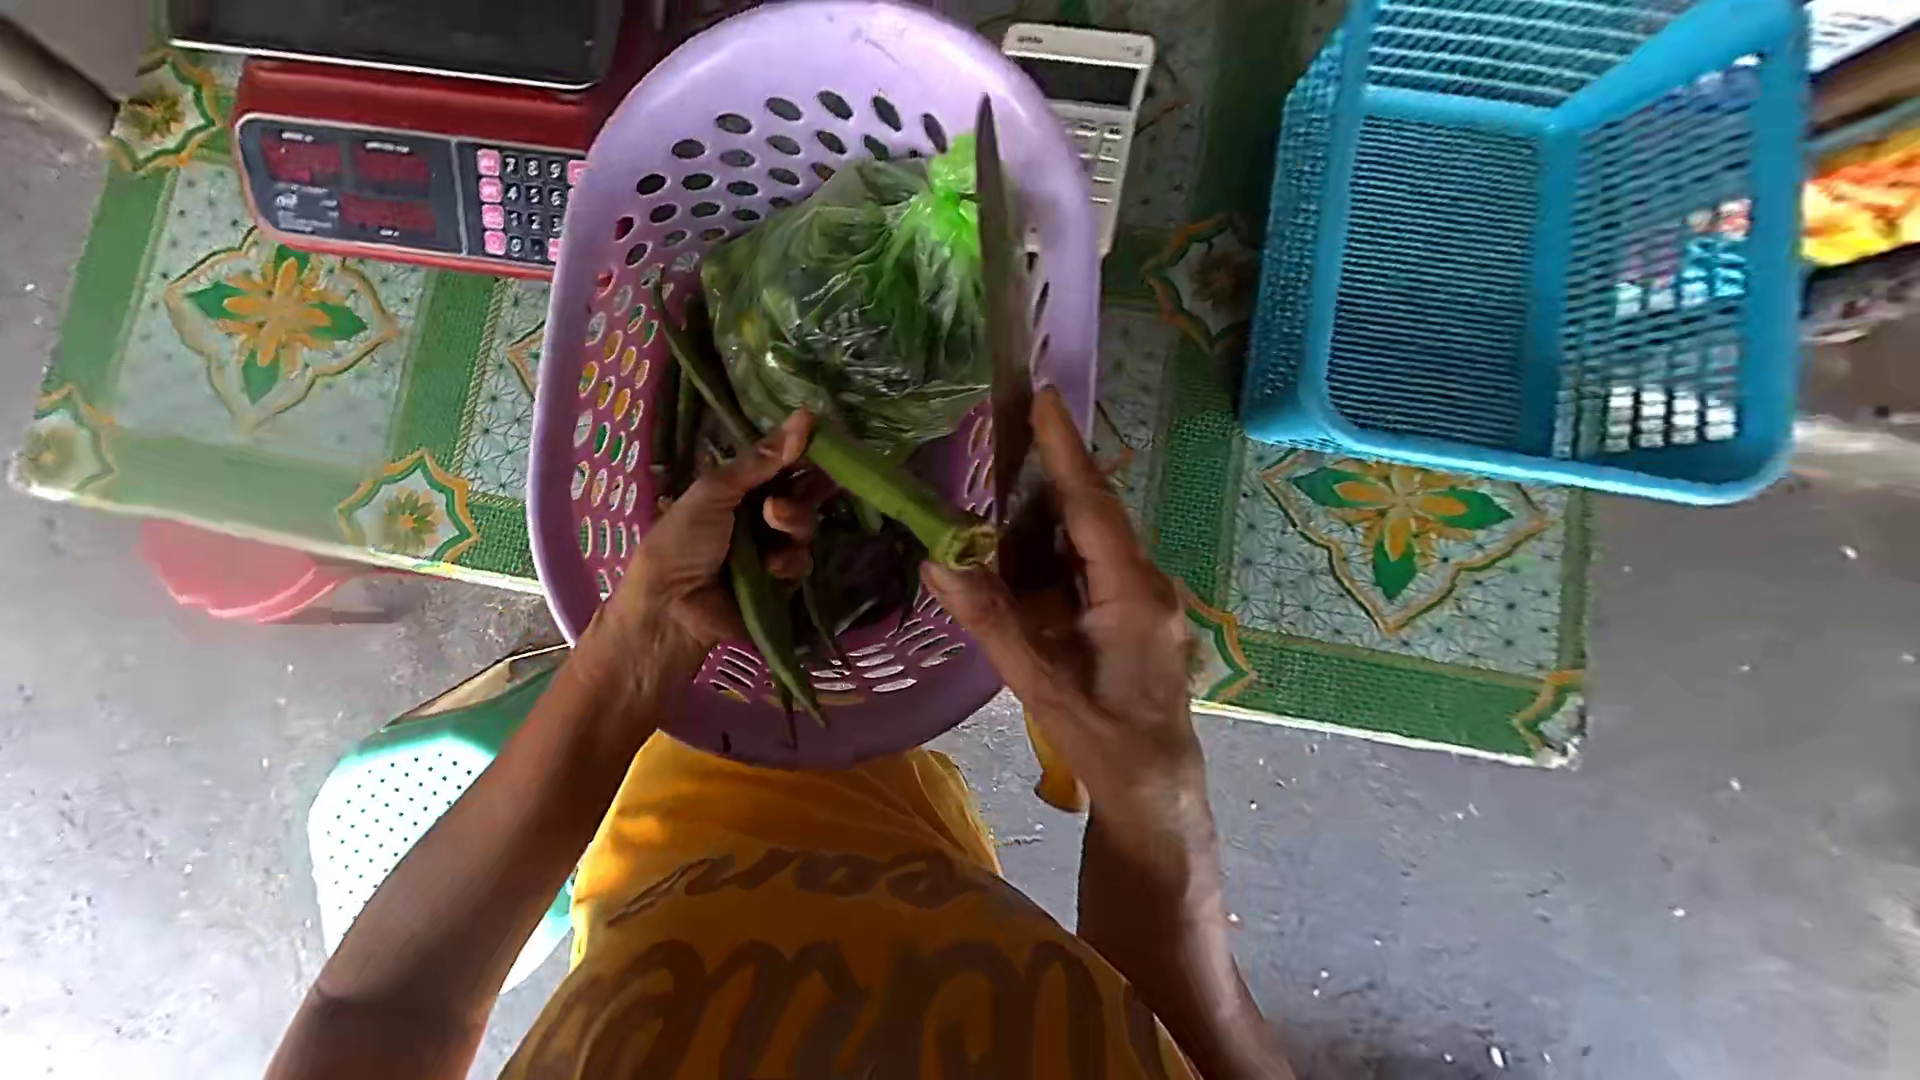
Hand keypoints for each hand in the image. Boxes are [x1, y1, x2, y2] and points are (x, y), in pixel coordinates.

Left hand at [585, 410, 815, 678]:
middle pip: (801, 495)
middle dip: (798, 496)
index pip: (782, 465)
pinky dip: (789, 563)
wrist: (671, 607)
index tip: (825, 443)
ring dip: (794, 525)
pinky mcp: (782, 582)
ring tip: (773, 529)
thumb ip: (762, 460)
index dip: (803, 455)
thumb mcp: (716, 491)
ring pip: (806, 527)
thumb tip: (806, 416)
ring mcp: (772, 548)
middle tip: (777, 505)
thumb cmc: (682, 540)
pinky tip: (770, 570)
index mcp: (740, 489)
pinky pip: (803, 562)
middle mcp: (759, 515)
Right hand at [921, 387, 1205, 836]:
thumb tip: (939, 561)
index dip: (1065, 451)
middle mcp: (1146, 584)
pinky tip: (1022, 553)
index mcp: (1132, 594)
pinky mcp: (1134, 613)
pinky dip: (1056, 552)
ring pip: (1092, 539)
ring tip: (1002, 486)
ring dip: (1049, 514)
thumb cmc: (1104, 741)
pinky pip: (1091, 566)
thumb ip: (992, 621)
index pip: (1093, 506)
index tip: (1045, 398)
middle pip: (1094, 514)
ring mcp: (1144, 598)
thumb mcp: (1041, 684)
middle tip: (1007, 433)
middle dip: (1052, 472)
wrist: (1154, 789)